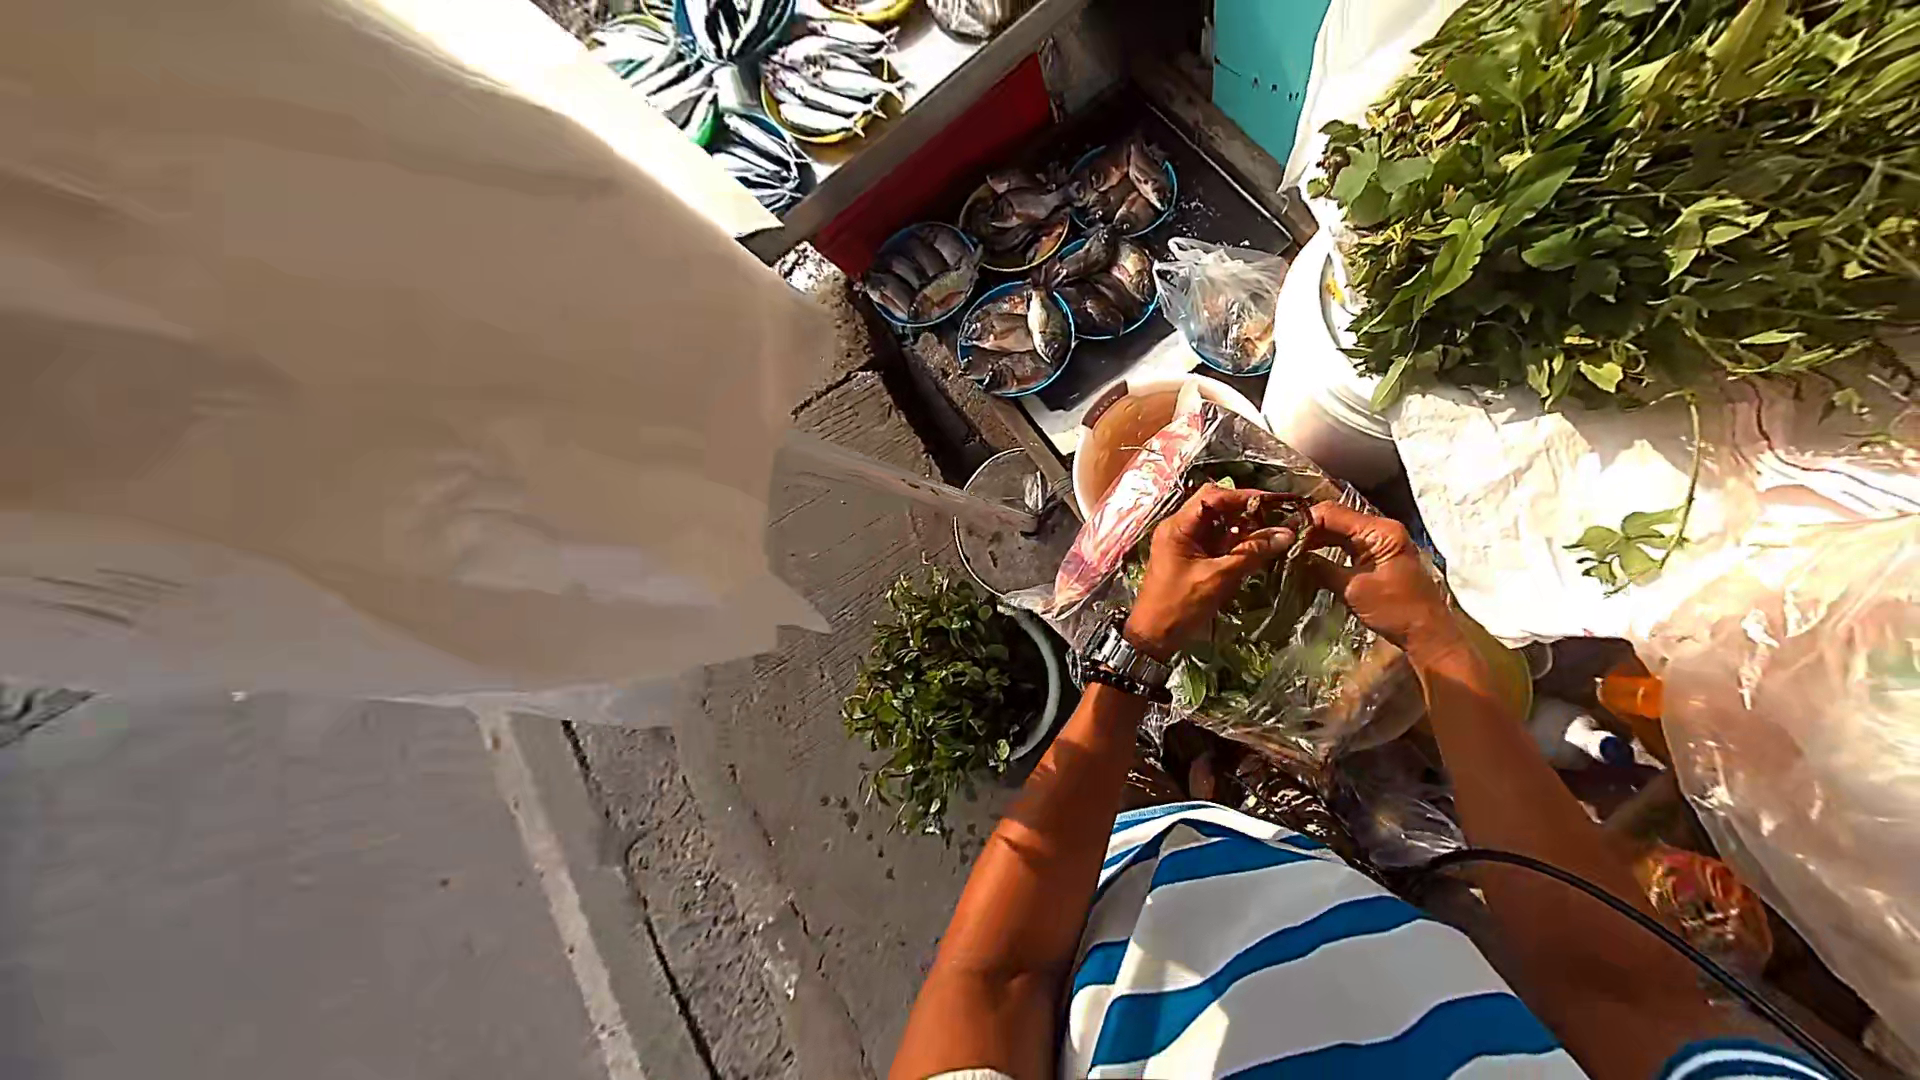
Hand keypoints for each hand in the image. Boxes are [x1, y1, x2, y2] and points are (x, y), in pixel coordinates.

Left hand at [1124, 484, 1296, 660]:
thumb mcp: (1218, 578)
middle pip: (1214, 505)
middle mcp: (1177, 528)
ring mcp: (1182, 542)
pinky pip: (1214, 540)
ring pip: (1216, 523)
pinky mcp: (1189, 556)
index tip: (1274, 502)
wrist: (1154, 634)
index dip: (1244, 496)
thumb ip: (1251, 553)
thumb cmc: (1180, 605)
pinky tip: (1254, 547)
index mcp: (1177, 527)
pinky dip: (1233, 541)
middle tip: (1274, 518)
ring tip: (1270, 532)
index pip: (1212, 497)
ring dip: (1241, 526)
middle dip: (1244, 510)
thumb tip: (1286, 534)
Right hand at [1294, 502, 1461, 659]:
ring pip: (1337, 529)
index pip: (1332, 513)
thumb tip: (1292, 557)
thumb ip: (1320, 568)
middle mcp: (1380, 529)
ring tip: (1288, 548)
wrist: (1426, 634)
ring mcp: (1379, 540)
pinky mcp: (1375, 553)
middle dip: (1306, 528)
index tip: (1280, 535)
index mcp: (1380, 531)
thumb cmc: (1394, 610)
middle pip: (1335, 517)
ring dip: (1313, 537)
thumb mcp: (1352, 588)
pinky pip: (1344, 542)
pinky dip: (1325, 546)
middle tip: (1280, 542)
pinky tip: (1306, 554)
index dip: (1304, 522)